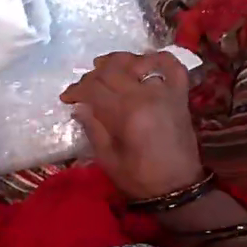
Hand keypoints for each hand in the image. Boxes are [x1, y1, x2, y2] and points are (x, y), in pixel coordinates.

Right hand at [60, 51, 203, 200]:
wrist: (177, 188)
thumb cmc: (139, 178)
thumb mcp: (108, 160)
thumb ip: (94, 129)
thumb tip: (79, 107)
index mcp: (126, 114)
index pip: (94, 89)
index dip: (76, 90)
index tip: (66, 98)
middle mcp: (146, 95)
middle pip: (112, 71)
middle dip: (91, 77)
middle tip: (83, 89)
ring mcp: (166, 92)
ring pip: (137, 62)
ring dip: (117, 63)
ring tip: (103, 69)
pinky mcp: (180, 95)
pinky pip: (171, 65)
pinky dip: (157, 58)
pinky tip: (143, 62)